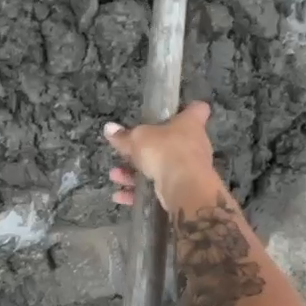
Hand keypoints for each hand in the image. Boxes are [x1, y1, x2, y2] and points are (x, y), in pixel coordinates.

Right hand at [103, 101, 218, 207]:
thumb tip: (108, 128)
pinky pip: (159, 188)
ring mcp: (190, 169)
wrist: (184, 187)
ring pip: (161, 168)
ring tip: (116, 176)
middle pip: (171, 142)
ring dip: (136, 173)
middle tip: (127, 153)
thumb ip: (123, 136)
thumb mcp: (137, 139)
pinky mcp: (184, 189)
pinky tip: (120, 197)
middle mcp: (195, 144)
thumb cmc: (165, 150)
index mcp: (190, 123)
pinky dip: (140, 193)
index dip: (184, 109)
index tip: (170, 113)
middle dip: (147, 150)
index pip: (196, 108)